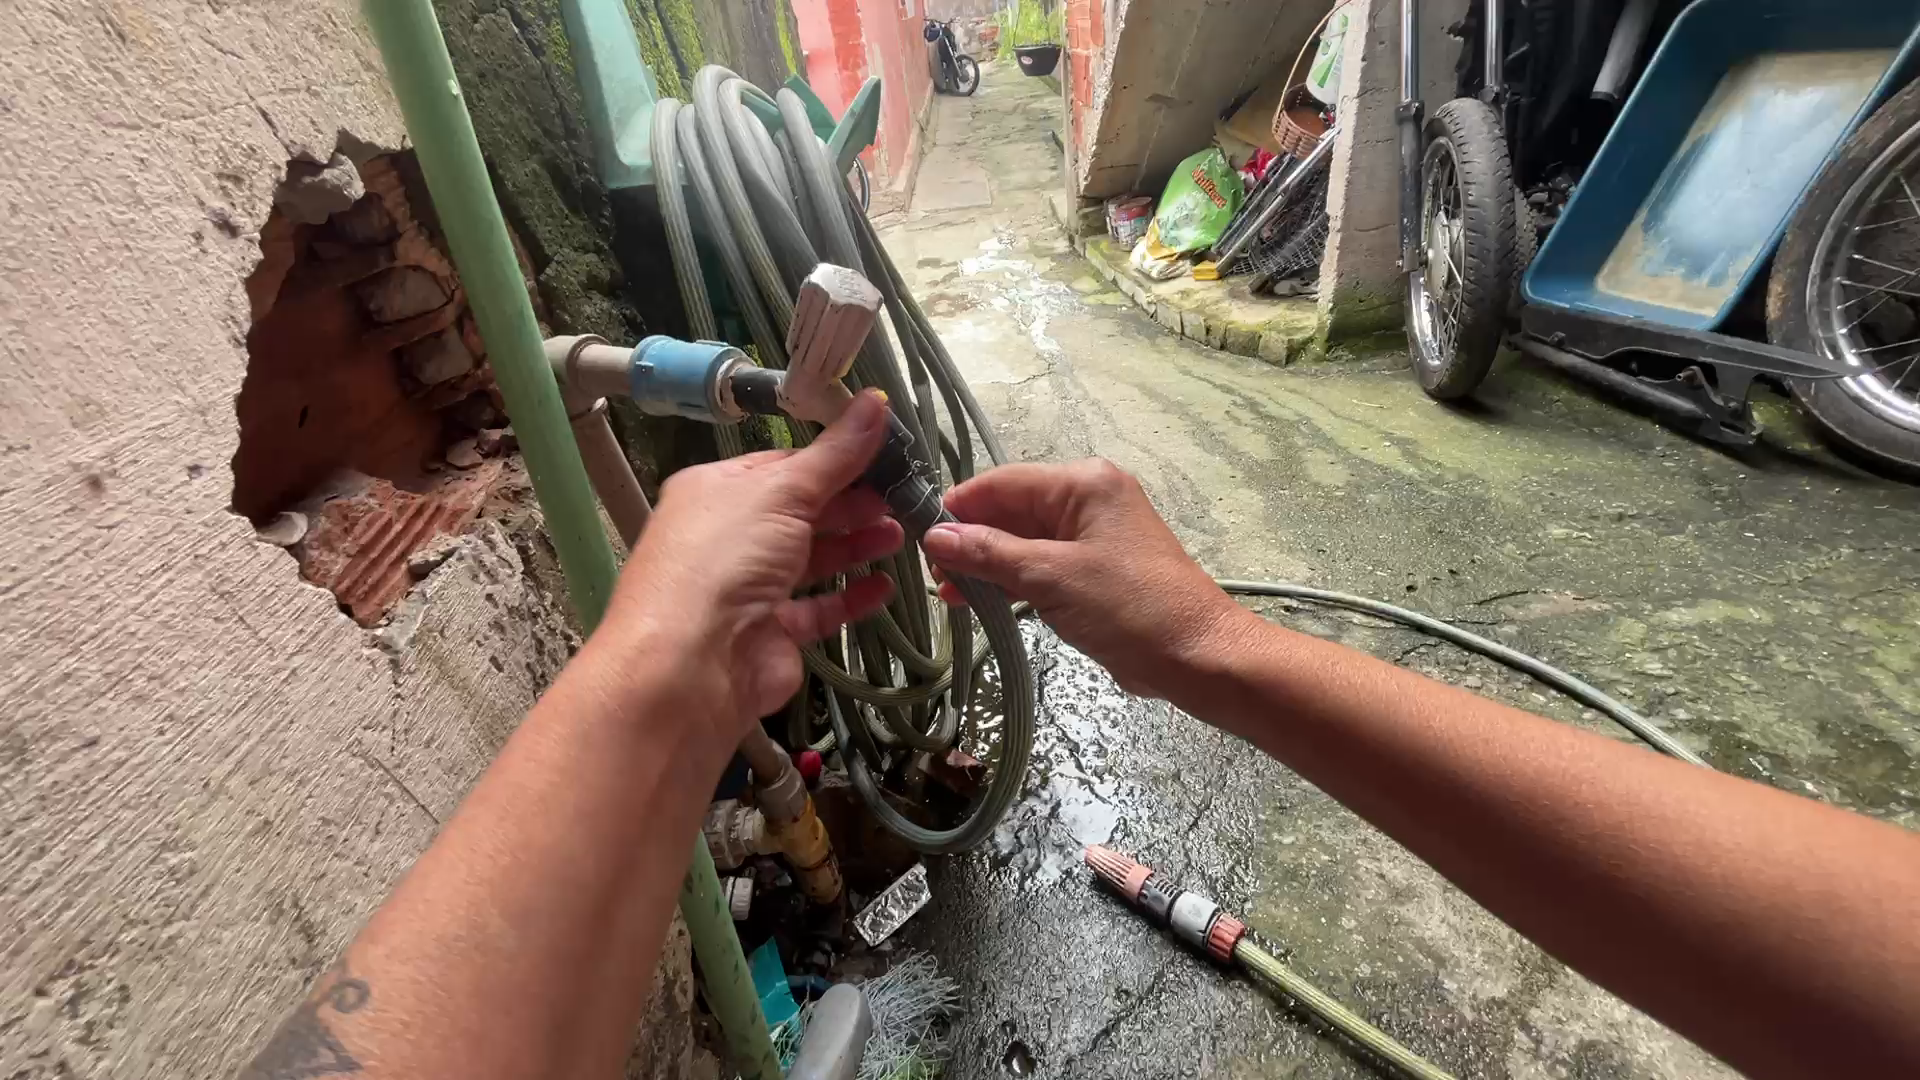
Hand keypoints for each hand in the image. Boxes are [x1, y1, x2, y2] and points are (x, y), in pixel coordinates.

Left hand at [595, 391, 902, 743]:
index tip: (884, 455)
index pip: (784, 464)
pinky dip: (850, 596)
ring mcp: (750, 587)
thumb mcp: (782, 491)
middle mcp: (730, 536)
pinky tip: (883, 586)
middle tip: (900, 496)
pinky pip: (819, 608)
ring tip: (898, 534)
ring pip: (812, 558)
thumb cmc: (726, 559)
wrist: (692, 665)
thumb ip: (836, 454)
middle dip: (851, 503)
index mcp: (718, 490)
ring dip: (855, 545)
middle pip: (802, 511)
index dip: (834, 458)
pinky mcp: (772, 632)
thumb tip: (877, 400)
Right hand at [921, 459, 1251, 700]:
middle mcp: (1087, 499)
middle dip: (971, 541)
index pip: (1004, 482)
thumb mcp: (1051, 576)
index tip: (921, 537)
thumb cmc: (1127, 606)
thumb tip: (934, 535)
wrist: (1197, 656)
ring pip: (1022, 541)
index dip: (960, 507)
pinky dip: (1011, 580)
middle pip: (1011, 511)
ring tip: (950, 594)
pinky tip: (980, 600)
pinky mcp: (1093, 569)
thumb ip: (989, 553)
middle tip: (934, 576)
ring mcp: (1091, 536)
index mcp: (1083, 484)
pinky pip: (1040, 565)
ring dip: (987, 564)